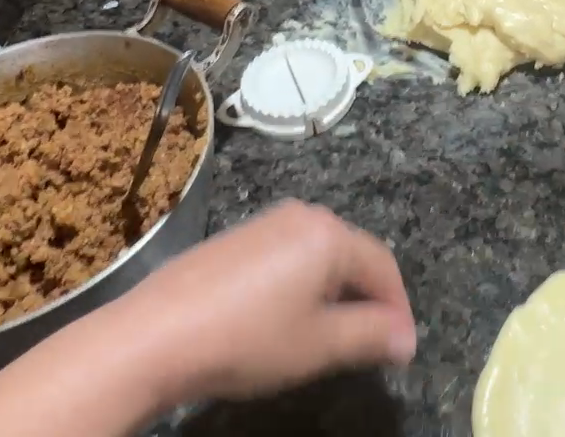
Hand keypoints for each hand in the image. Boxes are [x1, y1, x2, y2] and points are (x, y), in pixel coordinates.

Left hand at [130, 199, 418, 403]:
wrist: (157, 332)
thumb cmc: (248, 338)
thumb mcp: (318, 345)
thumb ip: (371, 336)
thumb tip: (408, 338)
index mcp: (330, 234)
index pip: (383, 265)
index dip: (398, 308)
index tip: (403, 349)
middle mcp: (304, 215)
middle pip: (353, 254)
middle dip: (368, 298)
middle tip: (372, 344)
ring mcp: (269, 221)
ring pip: (322, 254)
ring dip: (337, 292)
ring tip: (332, 335)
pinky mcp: (242, 236)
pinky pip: (292, 254)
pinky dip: (305, 283)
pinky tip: (288, 317)